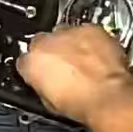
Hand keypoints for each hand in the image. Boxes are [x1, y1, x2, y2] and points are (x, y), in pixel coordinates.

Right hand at [17, 24, 132, 125]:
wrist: (107, 96)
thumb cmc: (81, 103)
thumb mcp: (49, 102)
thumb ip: (42, 84)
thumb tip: (47, 84)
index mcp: (31, 62)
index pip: (25, 60)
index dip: (37, 68)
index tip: (46, 73)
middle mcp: (46, 43)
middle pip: (44, 42)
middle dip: (53, 53)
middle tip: (66, 68)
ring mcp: (69, 33)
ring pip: (65, 34)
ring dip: (72, 45)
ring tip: (84, 62)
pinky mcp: (90, 29)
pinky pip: (86, 31)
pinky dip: (91, 40)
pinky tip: (97, 55)